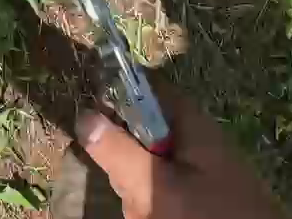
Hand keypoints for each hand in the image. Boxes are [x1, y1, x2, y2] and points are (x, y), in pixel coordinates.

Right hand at [75, 86, 284, 218]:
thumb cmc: (208, 217)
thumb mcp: (156, 187)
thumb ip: (118, 151)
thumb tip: (83, 114)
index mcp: (189, 119)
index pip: (142, 85)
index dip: (113, 93)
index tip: (92, 116)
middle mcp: (195, 136)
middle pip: (141, 128)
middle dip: (126, 157)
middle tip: (128, 186)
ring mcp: (202, 168)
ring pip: (150, 165)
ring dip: (139, 189)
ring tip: (147, 214)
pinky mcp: (204, 195)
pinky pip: (166, 189)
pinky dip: (157, 205)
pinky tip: (158, 217)